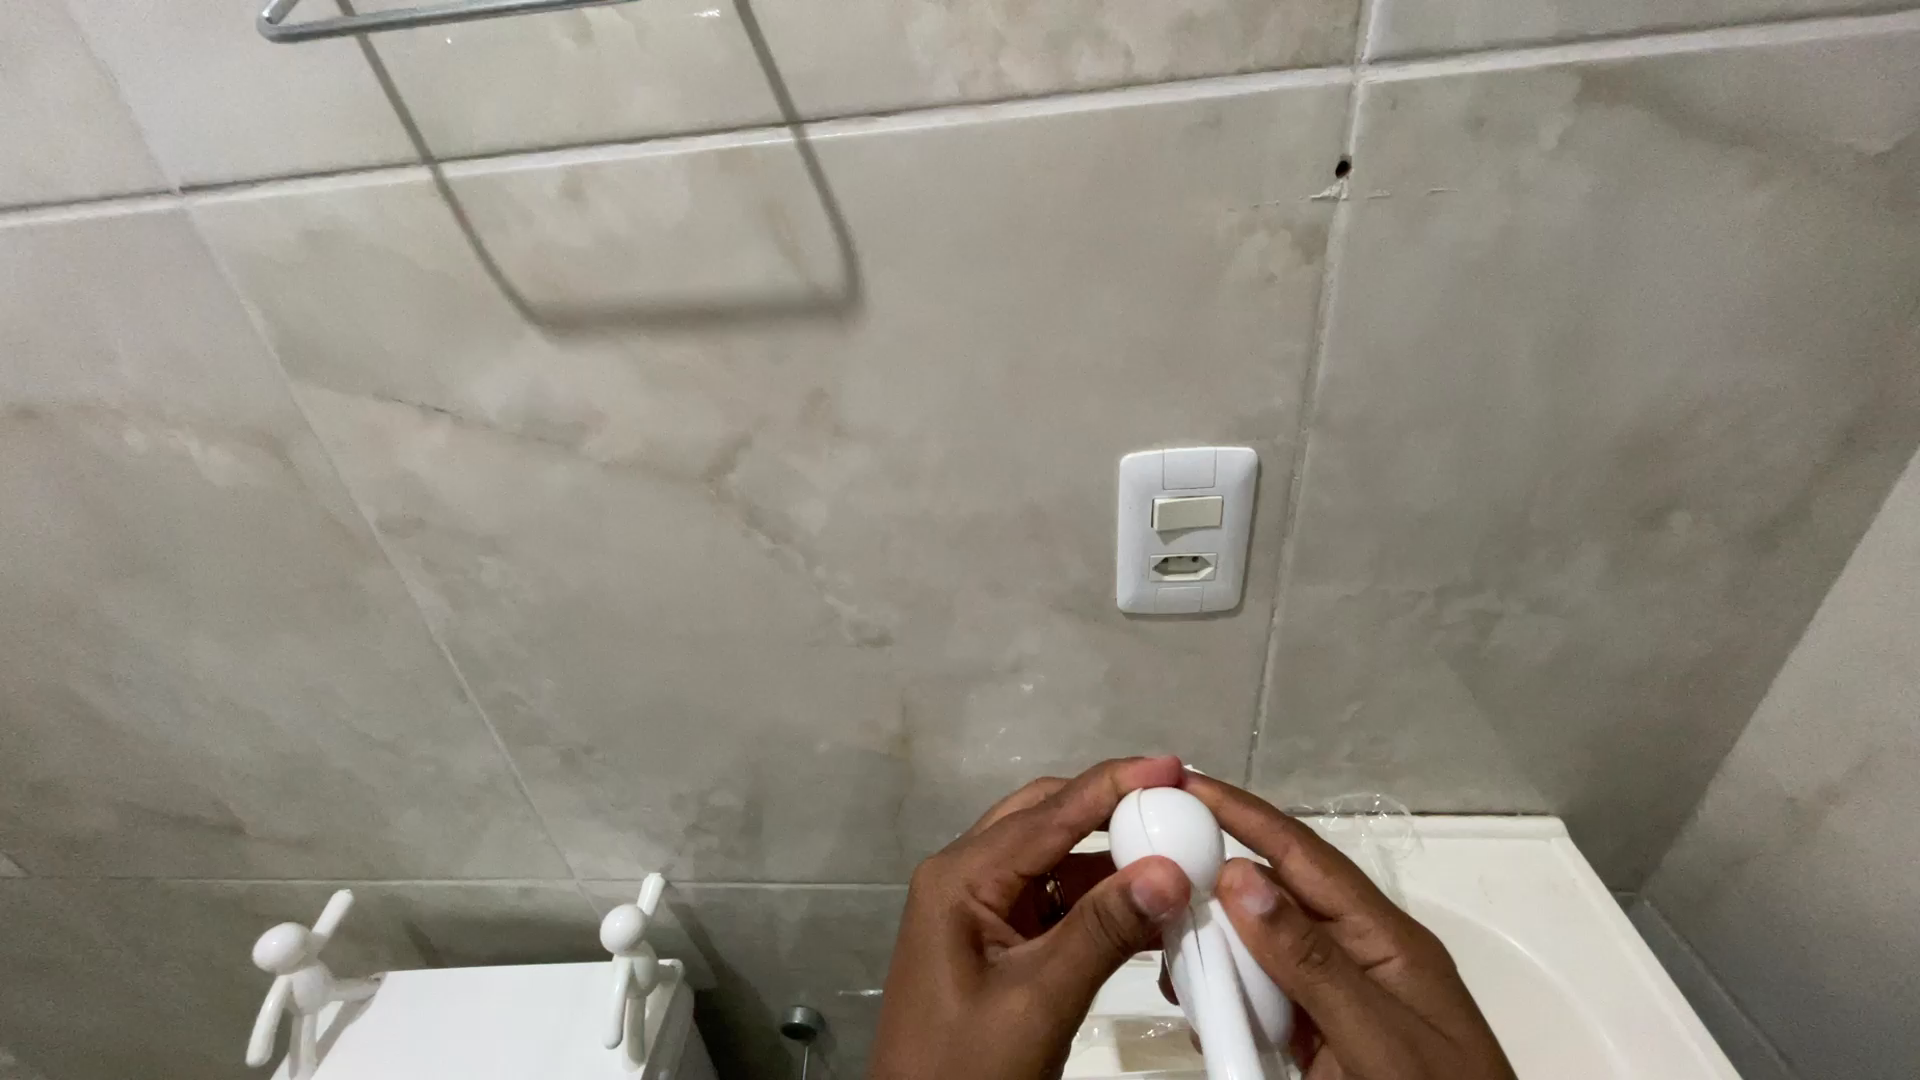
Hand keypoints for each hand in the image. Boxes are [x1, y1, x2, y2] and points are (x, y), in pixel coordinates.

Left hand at [869, 757, 1192, 1079]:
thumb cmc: (966, 1069)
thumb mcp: (1038, 1002)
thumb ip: (1103, 932)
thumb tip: (1171, 870)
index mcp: (961, 875)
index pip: (1048, 813)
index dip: (1112, 784)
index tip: (1171, 766)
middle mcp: (965, 872)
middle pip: (1046, 817)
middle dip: (1108, 808)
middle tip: (1173, 804)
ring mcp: (978, 902)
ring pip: (1051, 855)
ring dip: (1107, 856)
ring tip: (1171, 852)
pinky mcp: (994, 933)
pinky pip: (1051, 895)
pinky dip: (1095, 896)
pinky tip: (1142, 905)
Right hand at [1183, 773, 1516, 1079]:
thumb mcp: (1382, 1043)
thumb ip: (1311, 961)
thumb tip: (1236, 874)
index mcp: (1381, 936)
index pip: (1301, 852)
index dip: (1241, 810)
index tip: (1182, 781)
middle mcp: (1351, 952)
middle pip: (1268, 896)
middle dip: (1210, 885)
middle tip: (1149, 880)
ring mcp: (1331, 995)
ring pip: (1253, 947)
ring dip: (1210, 950)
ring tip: (1168, 960)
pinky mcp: (1313, 1034)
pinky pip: (1255, 996)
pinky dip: (1222, 996)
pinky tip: (1197, 1008)